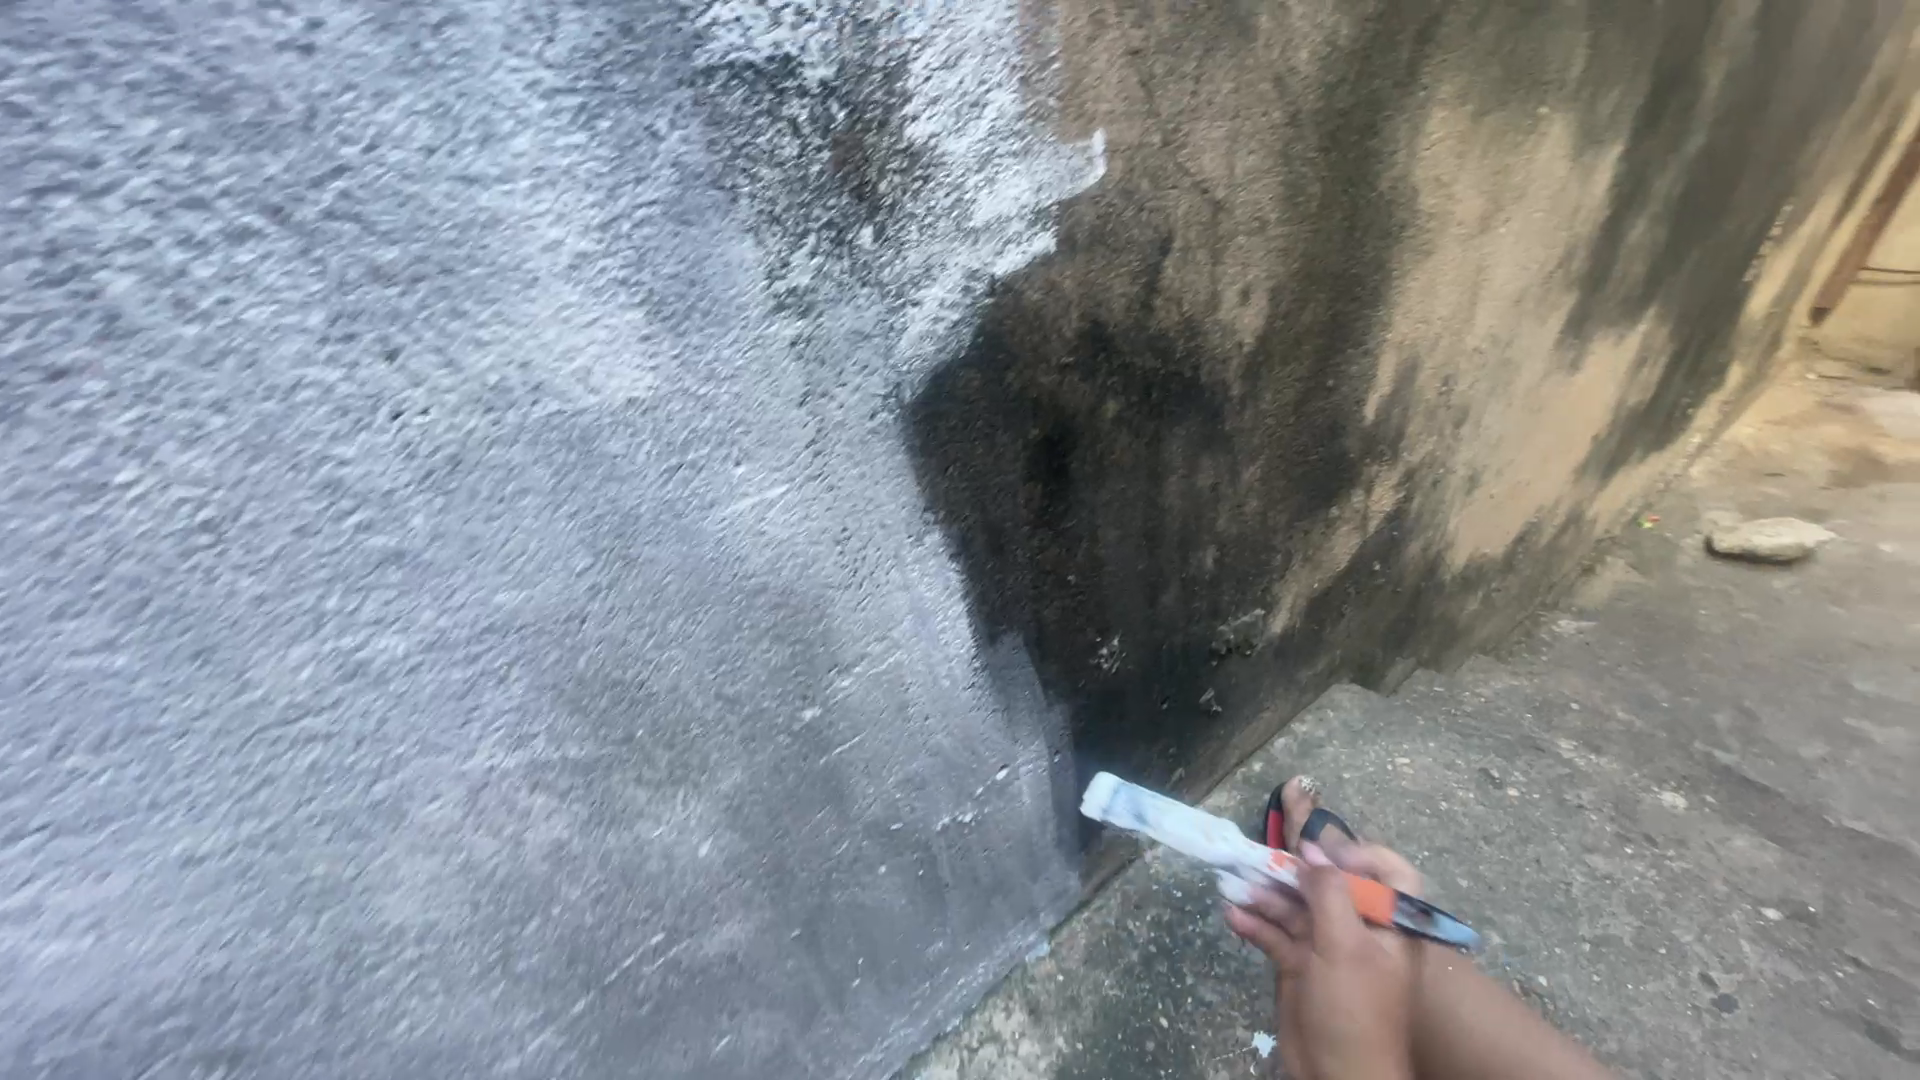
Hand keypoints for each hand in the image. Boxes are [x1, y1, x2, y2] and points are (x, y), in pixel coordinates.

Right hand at [1225, 842, 1418, 1079]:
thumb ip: (1329, 892)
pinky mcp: (1298, 965)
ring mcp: (1327, 948)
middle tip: (1259, 860)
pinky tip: (1233, 917)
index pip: (1390, 875)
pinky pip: (1275, 934)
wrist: (1335, 1077)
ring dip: (1264, 895)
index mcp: (1388, 926)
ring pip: (1295, 907)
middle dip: (1293, 872)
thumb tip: (1312, 849)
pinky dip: (1254, 924)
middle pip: (1329, 886)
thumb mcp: (1345, 945)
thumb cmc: (1353, 1010)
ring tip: (1232, 885)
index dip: (1361, 856)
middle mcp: (1360, 931)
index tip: (1323, 850)